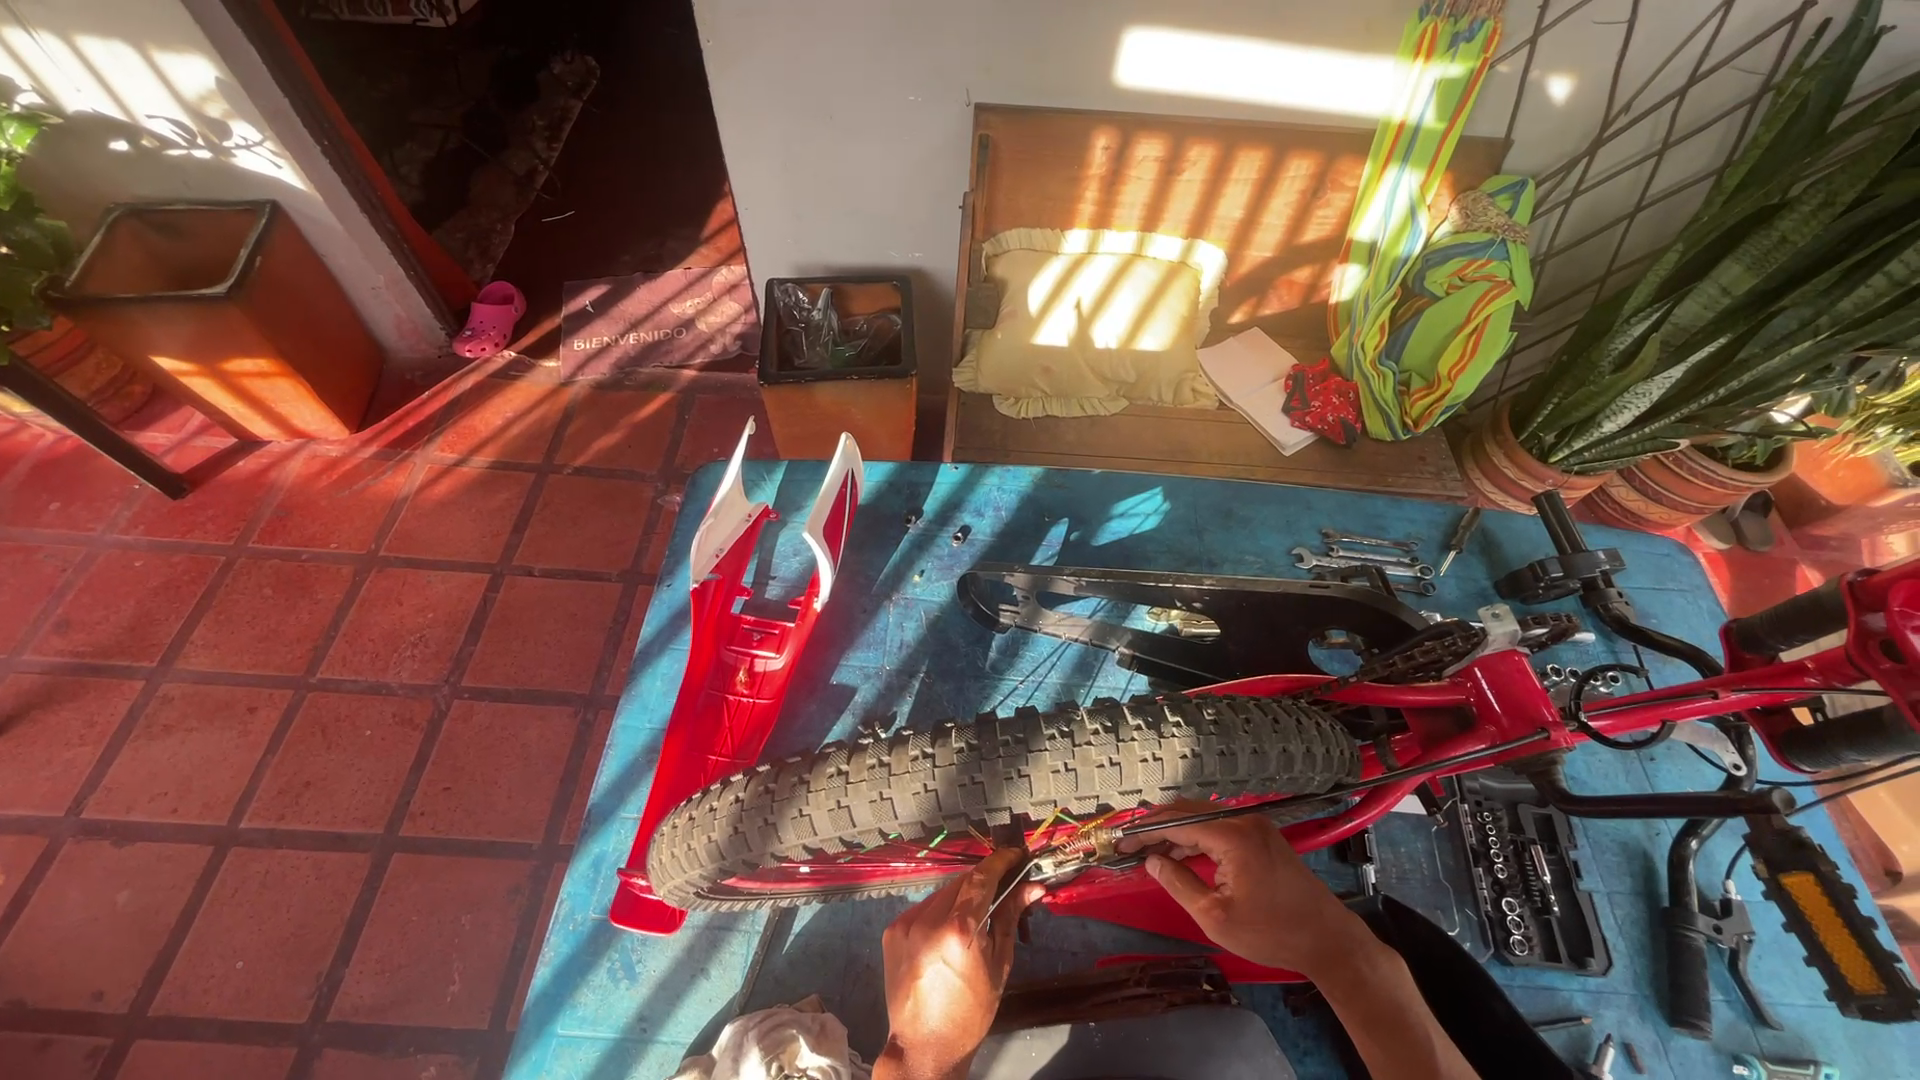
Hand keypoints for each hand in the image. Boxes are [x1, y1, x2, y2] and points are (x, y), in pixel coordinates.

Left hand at [878, 849, 1044, 1079]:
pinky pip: (924, 908)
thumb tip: (1033, 888)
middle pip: (962, 881)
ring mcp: (907, 923)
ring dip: (961, 895)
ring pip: (942, 892)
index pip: (982, 877)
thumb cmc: (970, 1011)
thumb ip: (1011, 918)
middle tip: (1003, 886)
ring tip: (975, 914)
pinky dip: (940, 910)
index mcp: (960, 929)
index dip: (1000, 861)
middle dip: (984, 880)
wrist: (924, 1044)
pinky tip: (948, 930)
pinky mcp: (893, 930)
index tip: (1014, 854)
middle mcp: (929, 919)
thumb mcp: (998, 965)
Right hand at [1116, 803, 1376, 977]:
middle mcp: (1243, 820)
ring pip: (1202, 817)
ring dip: (1175, 831)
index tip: (1120, 844)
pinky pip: (1219, 826)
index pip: (1175, 823)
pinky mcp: (1262, 835)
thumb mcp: (1215, 916)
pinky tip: (1181, 854)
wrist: (1328, 939)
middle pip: (1187, 811)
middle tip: (1130, 844)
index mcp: (1231, 836)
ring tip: (1149, 851)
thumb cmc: (1271, 933)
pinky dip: (1196, 837)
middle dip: (1156, 826)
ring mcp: (1255, 825)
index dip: (1144, 833)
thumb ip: (1179, 884)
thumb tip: (1152, 862)